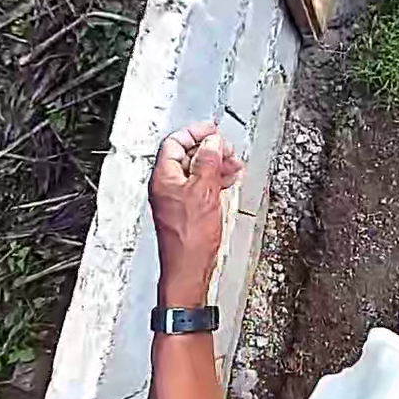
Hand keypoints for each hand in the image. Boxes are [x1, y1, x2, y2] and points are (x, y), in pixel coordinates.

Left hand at [149, 121, 243, 305]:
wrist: (188, 268)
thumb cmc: (190, 238)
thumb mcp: (204, 192)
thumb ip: (208, 162)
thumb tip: (212, 142)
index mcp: (164, 178)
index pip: (175, 143)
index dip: (195, 133)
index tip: (213, 130)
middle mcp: (167, 186)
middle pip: (187, 155)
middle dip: (209, 149)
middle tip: (227, 149)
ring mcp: (176, 199)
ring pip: (196, 171)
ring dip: (215, 164)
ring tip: (234, 165)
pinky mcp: (187, 210)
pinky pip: (200, 186)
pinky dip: (214, 180)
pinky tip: (227, 181)